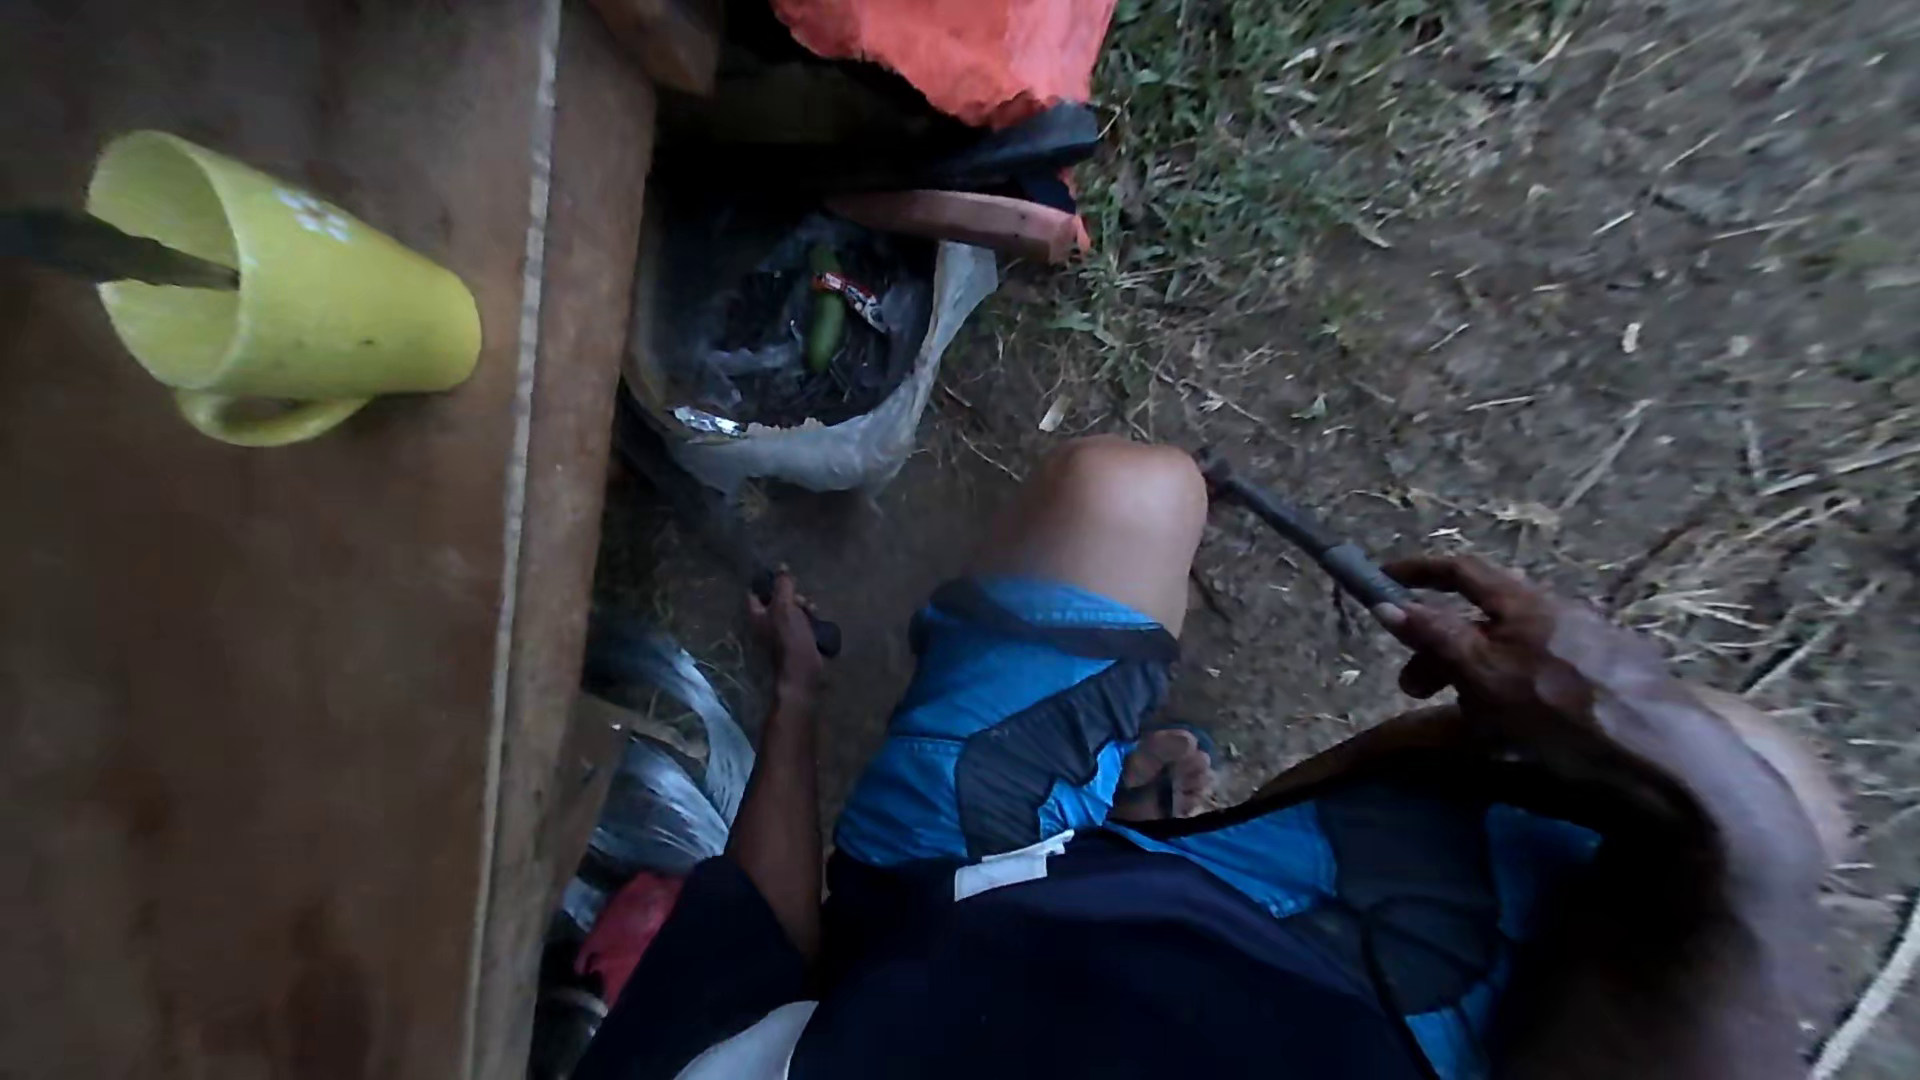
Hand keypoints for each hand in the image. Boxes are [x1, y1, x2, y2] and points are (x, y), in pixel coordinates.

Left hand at [748, 571, 824, 698]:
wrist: (801, 669)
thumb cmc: (789, 637)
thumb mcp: (785, 606)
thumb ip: (783, 585)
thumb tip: (781, 567)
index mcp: (756, 614)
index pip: (755, 592)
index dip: (768, 582)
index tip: (783, 577)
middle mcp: (764, 622)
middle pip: (776, 598)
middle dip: (791, 594)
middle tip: (800, 598)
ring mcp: (779, 631)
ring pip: (791, 609)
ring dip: (802, 605)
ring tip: (811, 609)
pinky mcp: (794, 638)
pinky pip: (800, 620)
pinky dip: (807, 617)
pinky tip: (815, 618)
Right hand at [1376, 554, 1678, 735]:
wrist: (1673, 768)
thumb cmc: (1559, 709)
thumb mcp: (1479, 671)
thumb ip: (1431, 634)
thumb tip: (1387, 605)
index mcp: (1527, 604)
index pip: (1461, 570)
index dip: (1416, 571)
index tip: (1382, 578)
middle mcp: (1563, 614)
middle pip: (1481, 621)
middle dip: (1437, 651)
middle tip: (1412, 688)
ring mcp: (1597, 649)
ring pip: (1512, 653)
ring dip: (1475, 680)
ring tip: (1471, 724)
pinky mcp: (1622, 684)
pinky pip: (1547, 677)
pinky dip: (1515, 695)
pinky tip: (1517, 734)